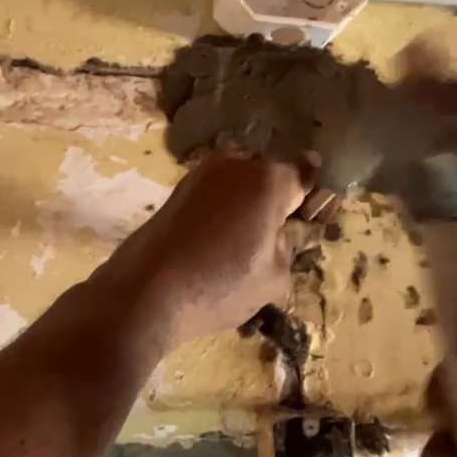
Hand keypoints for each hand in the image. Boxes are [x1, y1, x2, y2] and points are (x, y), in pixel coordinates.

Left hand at [95, 154, 314, 345]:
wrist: (144, 292)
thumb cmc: (219, 286)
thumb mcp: (273, 276)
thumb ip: (292, 245)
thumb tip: (299, 229)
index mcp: (268, 178)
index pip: (307, 172)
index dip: (313, 198)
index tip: (310, 223)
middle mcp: (236, 163)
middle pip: (271, 176)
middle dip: (278, 202)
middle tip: (277, 243)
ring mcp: (202, 174)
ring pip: (241, 185)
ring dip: (249, 208)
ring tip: (244, 250)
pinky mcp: (178, 191)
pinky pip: (216, 195)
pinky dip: (224, 213)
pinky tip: (217, 246)